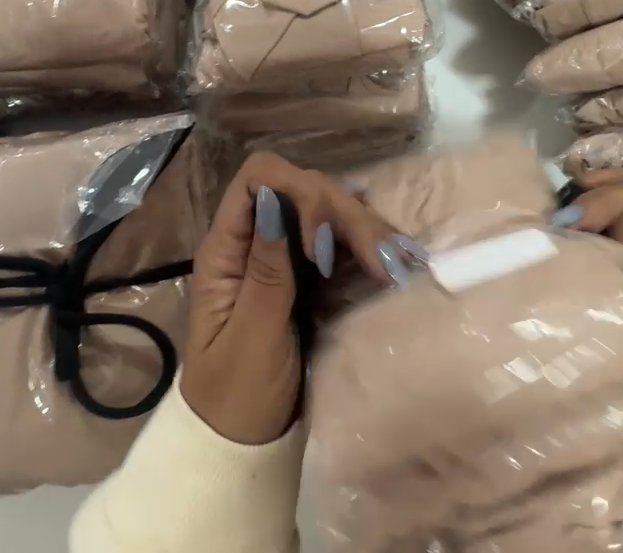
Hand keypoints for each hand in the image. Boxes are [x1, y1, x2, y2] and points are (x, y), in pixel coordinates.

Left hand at [181, 152, 408, 444]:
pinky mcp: (309, 273)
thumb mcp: (251, 338)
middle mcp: (255, 239)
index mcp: (226, 250)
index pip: (258, 179)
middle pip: (303, 188)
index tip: (323, 243)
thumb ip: (265, 270)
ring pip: (329, 210)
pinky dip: (369, 246)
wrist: (240, 444)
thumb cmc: (235, 397)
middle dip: (344, 214)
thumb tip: (275, 199)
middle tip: (380, 263)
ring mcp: (284, 254)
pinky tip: (392, 263)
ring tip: (396, 264)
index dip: (297, 191)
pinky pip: (341, 240)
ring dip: (365, 228)